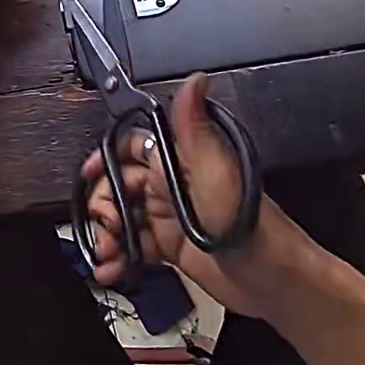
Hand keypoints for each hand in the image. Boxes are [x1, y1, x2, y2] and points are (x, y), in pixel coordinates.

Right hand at [81, 73, 328, 316]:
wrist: (274, 283)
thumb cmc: (252, 227)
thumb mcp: (219, 173)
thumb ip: (195, 129)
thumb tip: (194, 81)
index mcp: (181, 160)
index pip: (130, 148)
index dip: (105, 159)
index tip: (89, 174)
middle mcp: (172, 184)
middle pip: (119, 186)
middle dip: (103, 206)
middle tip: (105, 227)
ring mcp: (170, 216)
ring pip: (122, 218)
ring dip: (106, 235)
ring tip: (106, 254)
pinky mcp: (171, 245)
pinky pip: (134, 246)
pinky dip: (119, 257)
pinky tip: (113, 269)